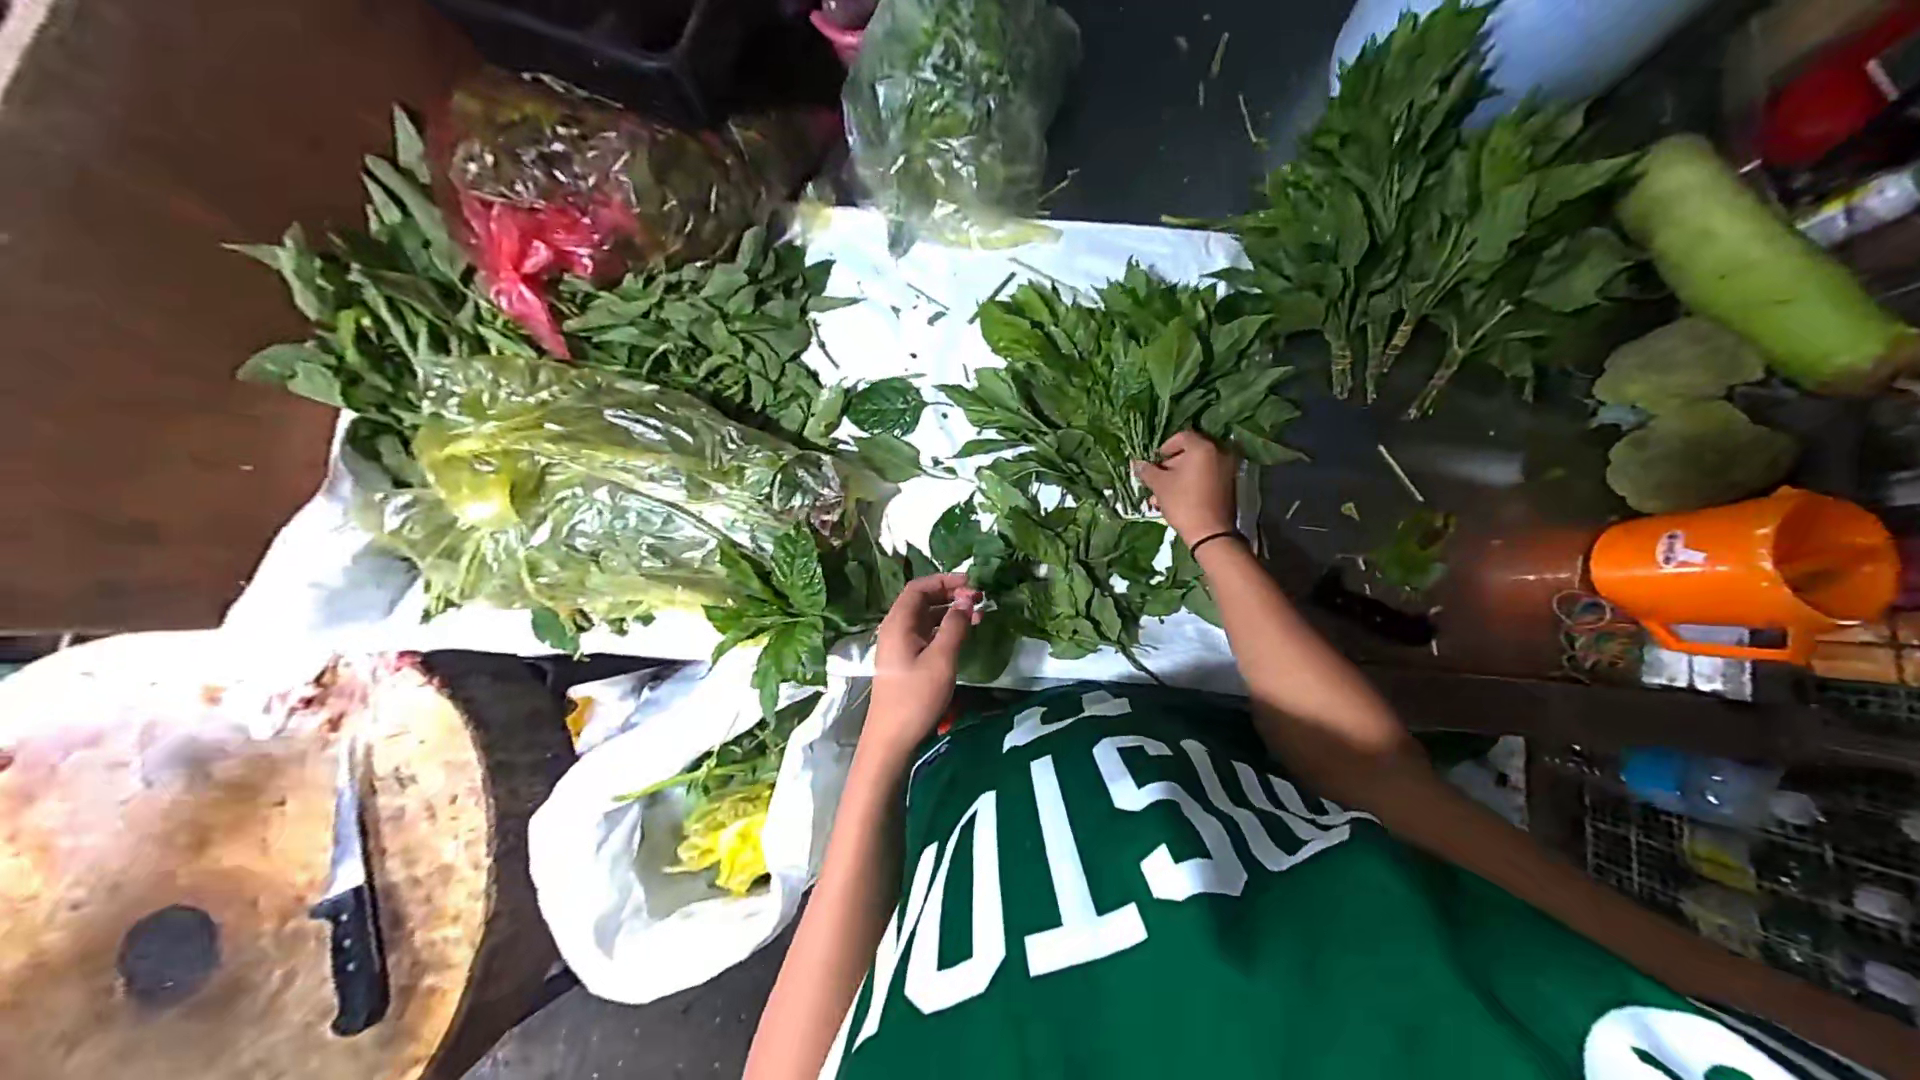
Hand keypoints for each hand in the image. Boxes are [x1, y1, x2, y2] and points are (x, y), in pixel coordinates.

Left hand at [865, 573, 980, 759]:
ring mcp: (900, 645)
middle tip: (979, 599)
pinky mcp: (906, 660)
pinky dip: (945, 629)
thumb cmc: (916, 697)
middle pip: (922, 600)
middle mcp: (895, 629)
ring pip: (926, 618)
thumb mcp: (941, 659)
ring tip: (978, 615)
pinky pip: (927, 634)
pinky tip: (964, 634)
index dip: (944, 580)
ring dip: (950, 612)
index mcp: (898, 623)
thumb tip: (966, 601)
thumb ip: (954, 626)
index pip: (919, 587)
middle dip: (950, 595)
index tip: (971, 583)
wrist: (892, 738)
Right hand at [1132, 431, 1238, 543]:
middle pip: (1190, 452)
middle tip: (1156, 479)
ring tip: (1161, 495)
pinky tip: (1175, 499)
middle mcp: (1219, 454)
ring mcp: (1227, 470)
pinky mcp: (1229, 485)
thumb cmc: (1183, 503)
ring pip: (1197, 468)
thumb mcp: (1160, 485)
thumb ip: (1148, 471)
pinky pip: (1206, 477)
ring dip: (1178, 477)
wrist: (1211, 533)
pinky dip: (1191, 483)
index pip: (1182, 436)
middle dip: (1170, 465)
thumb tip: (1137, 463)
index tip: (1154, 461)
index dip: (1165, 447)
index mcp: (1203, 448)